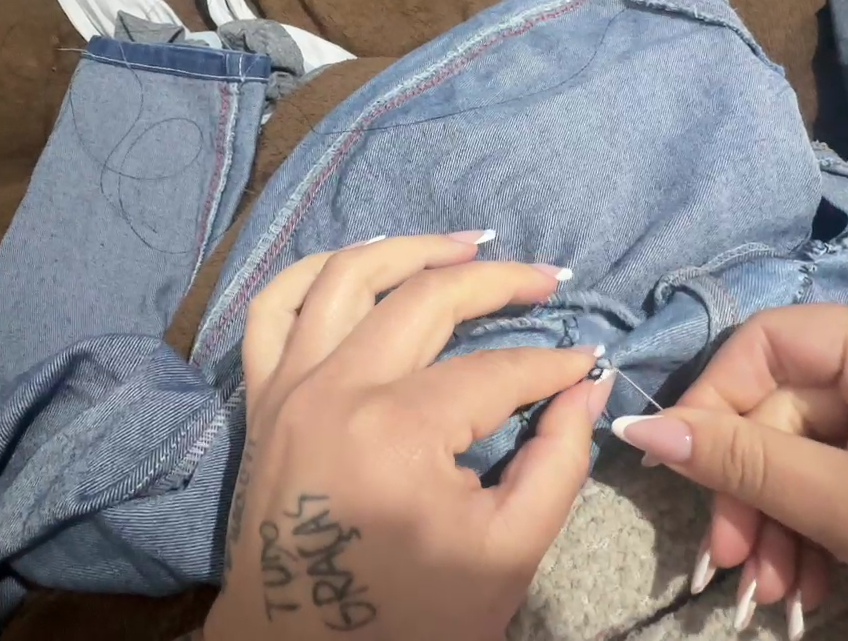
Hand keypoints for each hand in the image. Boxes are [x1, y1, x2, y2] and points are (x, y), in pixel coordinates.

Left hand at [203, 233, 613, 640]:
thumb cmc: (408, 619)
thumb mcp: (508, 555)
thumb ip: (559, 463)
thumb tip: (584, 385)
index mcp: (398, 434)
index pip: (495, 370)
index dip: (551, 363)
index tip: (586, 359)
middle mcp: (336, 389)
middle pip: (426, 300)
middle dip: (497, 280)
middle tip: (544, 277)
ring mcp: (288, 385)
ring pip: (347, 276)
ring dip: (411, 248)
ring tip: (465, 244)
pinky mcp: (261, 395)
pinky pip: (272, 306)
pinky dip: (313, 269)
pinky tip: (360, 259)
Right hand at [609, 305, 847, 640]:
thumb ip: (744, 464)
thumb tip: (636, 429)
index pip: (772, 341)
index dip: (716, 397)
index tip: (677, 466)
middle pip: (787, 406)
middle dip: (752, 486)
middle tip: (730, 563)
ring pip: (810, 449)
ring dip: (778, 517)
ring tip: (770, 591)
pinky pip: (845, 475)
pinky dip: (817, 527)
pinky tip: (806, 582)